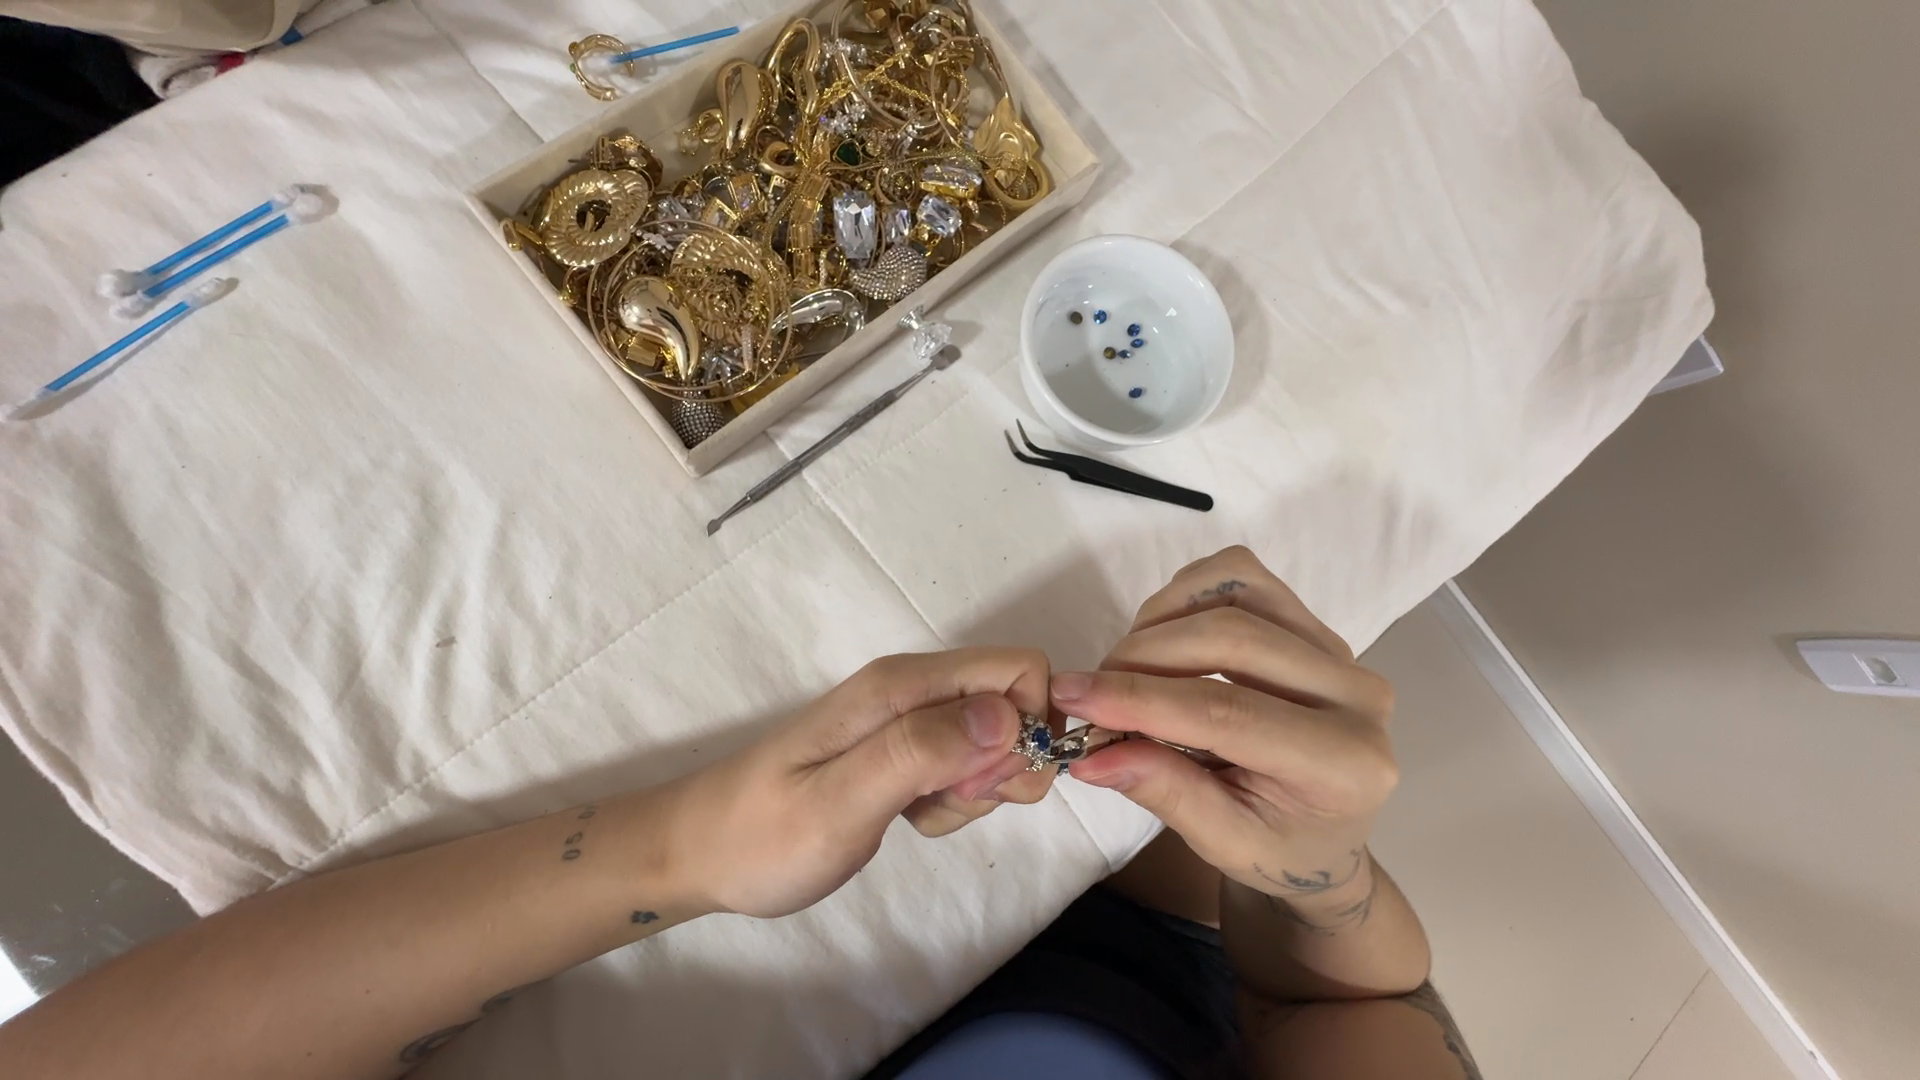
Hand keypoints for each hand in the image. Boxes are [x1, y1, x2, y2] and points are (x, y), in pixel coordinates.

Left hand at [653, 649, 1055, 919]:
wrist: (701, 852)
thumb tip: (1006, 715)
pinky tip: (909, 817)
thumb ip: (921, 752)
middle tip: (950, 803)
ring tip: (919, 814)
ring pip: (995, 741)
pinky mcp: (904, 751)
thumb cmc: (763, 834)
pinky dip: (956, 800)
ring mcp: (908, 720)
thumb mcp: (840, 802)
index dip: (1028, 726)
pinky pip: (966, 768)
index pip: (1017, 670)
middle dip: (1007, 763)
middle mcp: (913, 691)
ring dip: (979, 788)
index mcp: (902, 686)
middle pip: (1013, 704)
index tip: (987, 783)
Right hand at [1055, 547, 1397, 925]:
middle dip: (1140, 657)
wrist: (1322, 830)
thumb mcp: (1222, 843)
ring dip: (1160, 621)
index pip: (1228, 713)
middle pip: (1231, 638)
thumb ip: (1162, 792)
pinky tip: (1162, 637)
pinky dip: (1185, 595)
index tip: (1070, 696)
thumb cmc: (1277, 845)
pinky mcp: (1312, 622)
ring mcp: (1337, 649)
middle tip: (1088, 689)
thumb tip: (1089, 755)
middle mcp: (1356, 693)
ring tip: (1126, 668)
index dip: (1141, 699)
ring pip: (1234, 593)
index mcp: (1344, 762)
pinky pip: (1240, 576)